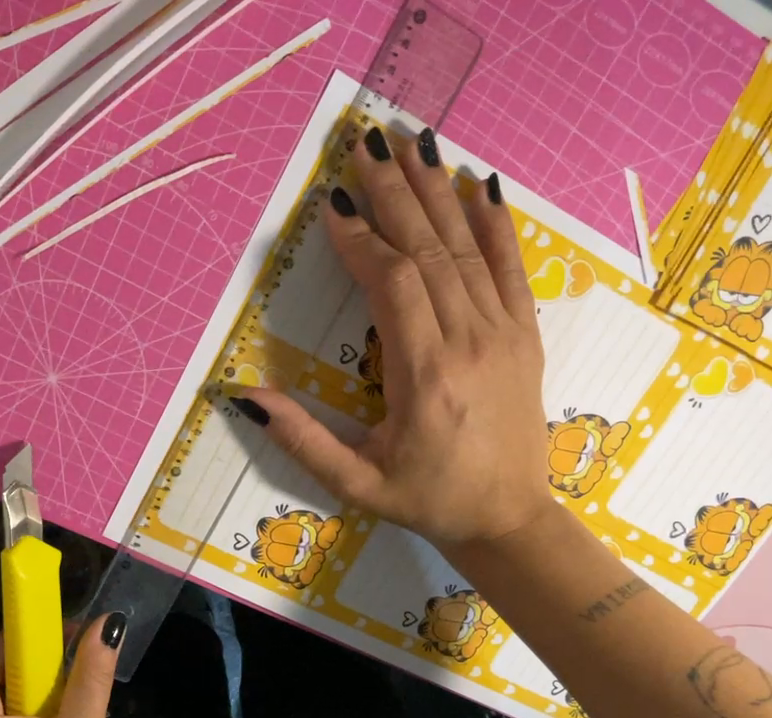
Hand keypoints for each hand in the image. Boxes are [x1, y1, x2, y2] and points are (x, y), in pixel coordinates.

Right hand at [235, 126, 552, 550]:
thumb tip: (246, 398)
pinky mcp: (525, 335)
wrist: (507, 519)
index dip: (361, 241)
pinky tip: (479, 186)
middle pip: (429, 250)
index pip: (392, 285)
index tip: (334, 204)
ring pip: (467, 249)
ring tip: (412, 144)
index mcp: (425, 377)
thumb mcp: (354, 483)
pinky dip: (495, 223)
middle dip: (394, 194)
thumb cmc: (425, 501)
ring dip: (437, 193)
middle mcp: (470, 341)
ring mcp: (505, 333)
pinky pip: (511, 267)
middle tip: (365, 144)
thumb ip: (302, 440)